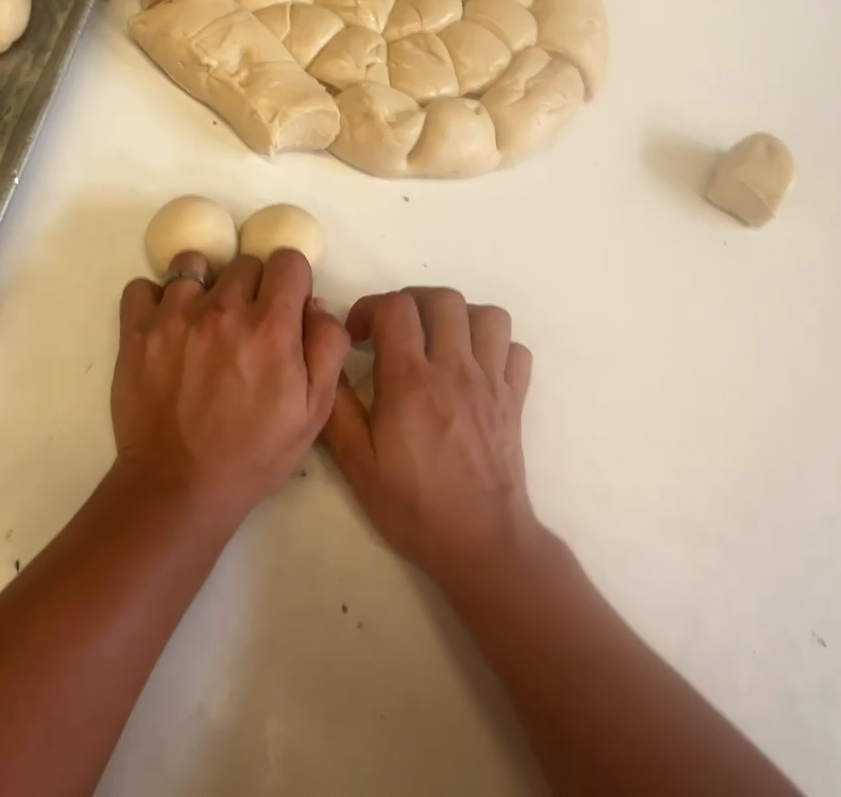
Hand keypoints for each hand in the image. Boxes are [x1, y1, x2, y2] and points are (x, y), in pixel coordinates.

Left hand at [112, 250, 350, 515]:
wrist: (180, 485)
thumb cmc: (255, 453)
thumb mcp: (314, 410)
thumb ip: (326, 347)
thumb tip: (314, 304)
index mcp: (271, 327)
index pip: (288, 260)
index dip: (292, 280)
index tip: (286, 305)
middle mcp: (222, 309)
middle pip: (244, 262)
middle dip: (253, 286)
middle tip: (247, 324)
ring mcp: (174, 317)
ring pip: (193, 264)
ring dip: (204, 285)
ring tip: (203, 320)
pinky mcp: (136, 331)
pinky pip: (143, 286)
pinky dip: (156, 298)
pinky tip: (167, 325)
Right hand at [322, 288, 537, 575]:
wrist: (480, 541)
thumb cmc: (412, 505)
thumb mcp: (357, 463)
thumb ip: (337, 407)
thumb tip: (327, 362)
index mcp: (411, 380)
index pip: (396, 308)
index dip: (370, 308)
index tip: (358, 336)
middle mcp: (455, 369)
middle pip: (442, 299)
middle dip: (411, 302)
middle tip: (392, 331)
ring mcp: (491, 382)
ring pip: (486, 315)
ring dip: (457, 317)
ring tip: (434, 341)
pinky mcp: (514, 399)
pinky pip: (514, 349)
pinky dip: (493, 346)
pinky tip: (470, 368)